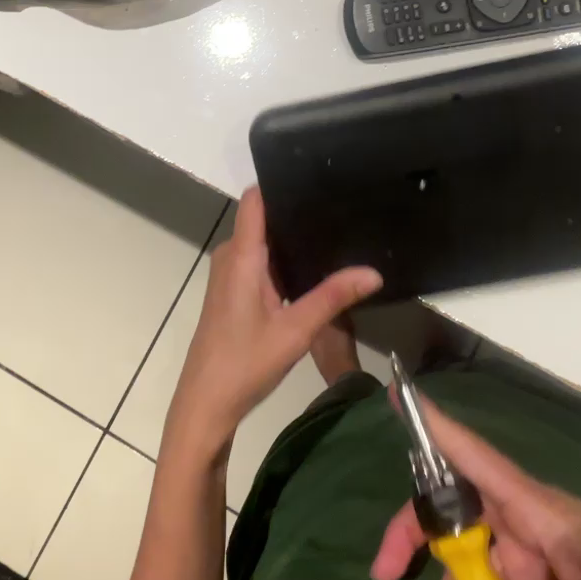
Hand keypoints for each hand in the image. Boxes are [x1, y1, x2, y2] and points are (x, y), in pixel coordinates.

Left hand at [164, 188, 382, 457]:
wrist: (206, 404)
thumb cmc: (245, 363)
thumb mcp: (295, 331)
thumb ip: (333, 298)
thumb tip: (374, 271)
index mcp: (242, 256)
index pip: (256, 200)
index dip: (280, 183)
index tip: (315, 175)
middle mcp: (232, 256)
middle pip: (264, 219)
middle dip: (296, 213)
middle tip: (341, 207)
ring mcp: (230, 275)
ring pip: (264, 243)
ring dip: (292, 241)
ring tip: (336, 232)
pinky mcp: (233, 292)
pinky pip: (260, 263)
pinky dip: (284, 262)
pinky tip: (314, 268)